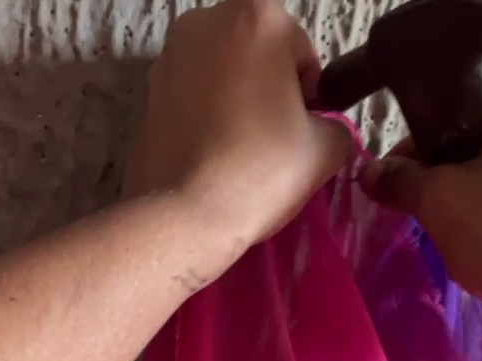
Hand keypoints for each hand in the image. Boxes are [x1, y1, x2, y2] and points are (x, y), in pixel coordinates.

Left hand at [125, 0, 351, 266]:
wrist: (184, 219)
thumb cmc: (260, 173)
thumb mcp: (325, 150)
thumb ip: (336, 125)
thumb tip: (323, 130)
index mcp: (257, 14)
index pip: (301, 54)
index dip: (307, 98)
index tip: (298, 133)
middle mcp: (205, 20)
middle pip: (256, 59)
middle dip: (267, 93)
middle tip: (270, 145)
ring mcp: (167, 58)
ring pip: (220, 80)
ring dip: (234, 106)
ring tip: (236, 156)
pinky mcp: (145, 97)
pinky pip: (190, 105)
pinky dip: (203, 124)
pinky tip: (208, 161)